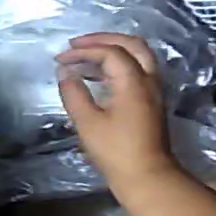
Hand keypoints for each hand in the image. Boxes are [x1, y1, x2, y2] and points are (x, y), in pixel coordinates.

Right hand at [56, 32, 180, 196]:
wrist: (147, 176)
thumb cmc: (115, 150)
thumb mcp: (87, 122)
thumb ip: (74, 93)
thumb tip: (65, 73)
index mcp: (133, 82)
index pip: (109, 52)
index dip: (83, 51)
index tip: (61, 59)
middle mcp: (149, 79)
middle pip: (132, 44)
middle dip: (103, 39)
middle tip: (77, 44)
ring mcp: (154, 90)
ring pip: (138, 56)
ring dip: (112, 50)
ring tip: (86, 57)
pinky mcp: (152, 101)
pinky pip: (138, 70)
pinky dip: (118, 64)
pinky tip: (98, 76)